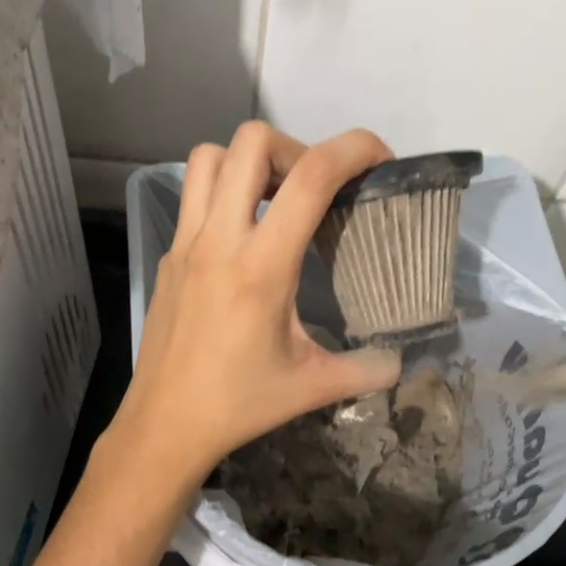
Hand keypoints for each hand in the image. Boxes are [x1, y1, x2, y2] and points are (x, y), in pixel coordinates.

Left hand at [104, 122, 404, 480]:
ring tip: (275, 200)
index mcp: (260, 268)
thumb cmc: (238, 405)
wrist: (165, 424)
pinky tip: (244, 240)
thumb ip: (365, 369)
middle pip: (250, 141)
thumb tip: (400, 361)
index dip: (352, 149)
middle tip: (315, 188)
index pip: (309, 177)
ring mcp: (185, 245)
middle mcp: (218, 241)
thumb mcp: (312, 387)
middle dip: (295, 147)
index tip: (379, 158)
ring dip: (248, 162)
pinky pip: (193, 198)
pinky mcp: (168, 257)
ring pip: (208, 159)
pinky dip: (223, 195)